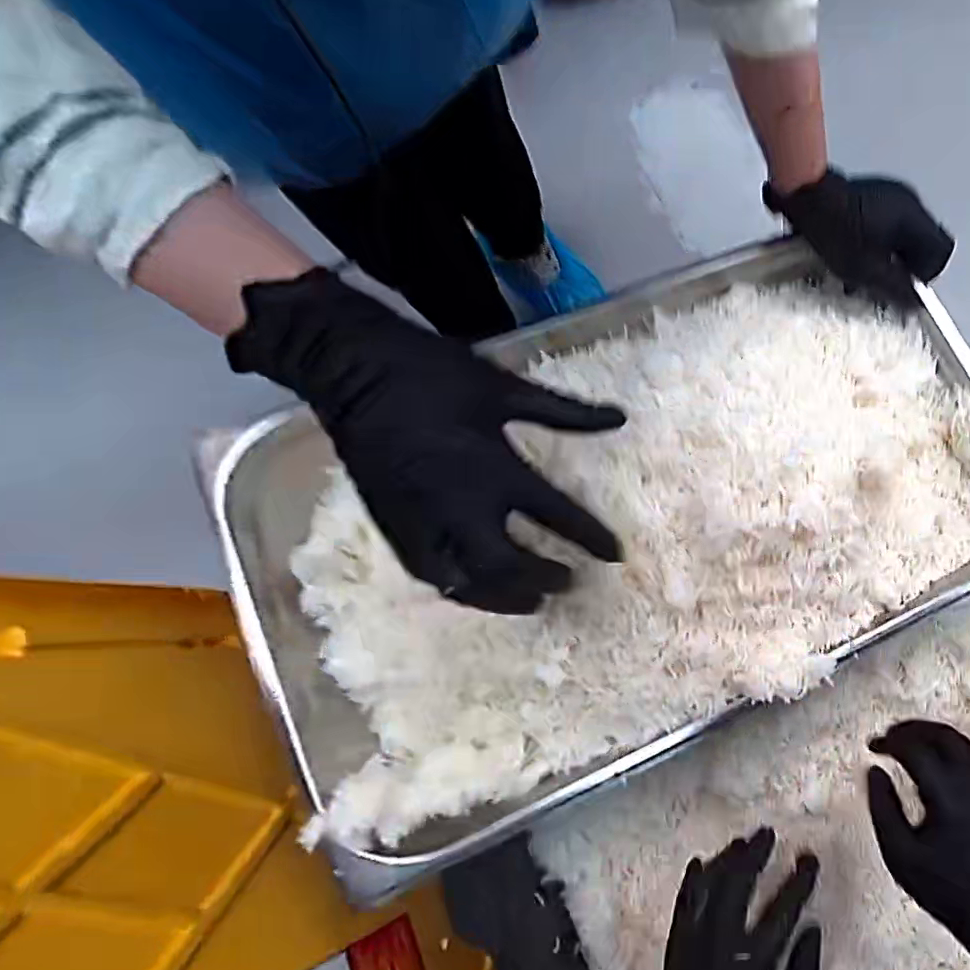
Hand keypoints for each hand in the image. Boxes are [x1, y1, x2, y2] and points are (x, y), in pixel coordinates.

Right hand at [226, 268, 625, 613]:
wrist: (349, 366)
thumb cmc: (436, 374)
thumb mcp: (508, 390)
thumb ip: (566, 413)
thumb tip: (620, 418)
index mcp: (494, 469)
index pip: (556, 516)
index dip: (590, 539)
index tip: (615, 555)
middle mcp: (458, 504)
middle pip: (508, 563)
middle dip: (543, 579)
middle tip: (571, 582)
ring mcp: (419, 518)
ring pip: (465, 579)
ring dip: (503, 596)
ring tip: (533, 603)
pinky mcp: (389, 522)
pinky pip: (427, 571)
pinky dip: (459, 588)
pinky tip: (479, 591)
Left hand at [655, 828, 822, 969]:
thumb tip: (813, 930)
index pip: (780, 913)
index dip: (798, 882)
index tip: (811, 859)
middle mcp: (715, 957)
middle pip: (734, 892)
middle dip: (753, 858)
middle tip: (768, 833)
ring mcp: (690, 960)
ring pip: (705, 897)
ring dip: (723, 864)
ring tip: (739, 842)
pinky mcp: (673, 966)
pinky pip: (680, 915)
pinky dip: (689, 887)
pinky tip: (697, 866)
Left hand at [765, 169, 954, 304]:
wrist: (803, 192)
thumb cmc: (833, 227)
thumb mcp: (868, 271)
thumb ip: (897, 290)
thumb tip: (915, 304)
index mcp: (913, 219)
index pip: (940, 253)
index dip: (924, 275)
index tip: (904, 285)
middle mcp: (907, 202)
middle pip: (920, 245)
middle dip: (903, 267)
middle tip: (880, 279)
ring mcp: (889, 194)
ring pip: (902, 236)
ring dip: (887, 256)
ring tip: (861, 267)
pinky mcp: (871, 193)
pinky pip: (885, 225)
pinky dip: (874, 242)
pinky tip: (851, 250)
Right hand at [865, 720, 969, 969]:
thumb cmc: (942, 885)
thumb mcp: (899, 854)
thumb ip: (883, 808)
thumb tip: (873, 771)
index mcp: (947, 795)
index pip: (917, 750)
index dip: (891, 742)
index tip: (873, 746)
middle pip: (941, 734)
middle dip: (910, 728)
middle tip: (887, 735)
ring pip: (957, 739)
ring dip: (929, 732)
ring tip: (904, 739)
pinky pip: (967, 752)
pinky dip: (944, 744)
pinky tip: (928, 755)